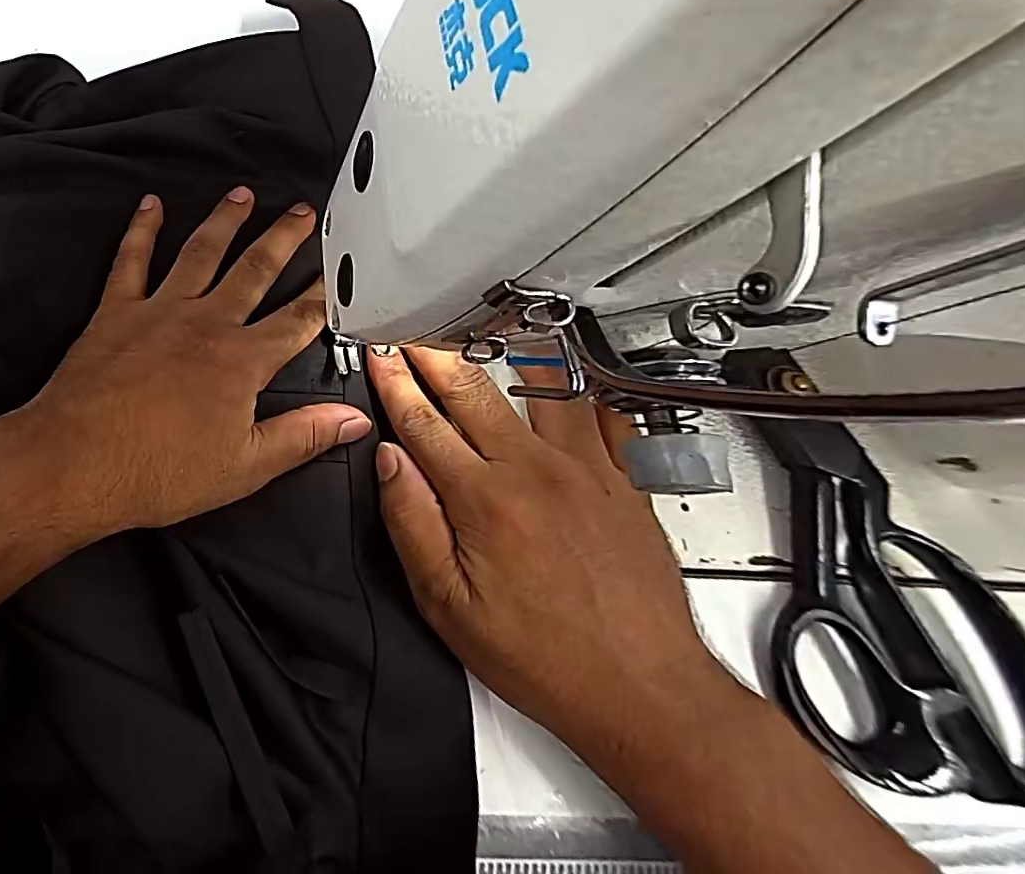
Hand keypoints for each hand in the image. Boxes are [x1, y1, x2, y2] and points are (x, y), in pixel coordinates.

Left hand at [1, 187, 371, 542]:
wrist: (78, 461)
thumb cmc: (155, 469)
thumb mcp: (244, 467)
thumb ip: (302, 437)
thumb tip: (350, 422)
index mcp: (240, 362)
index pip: (296, 321)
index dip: (322, 297)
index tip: (335, 276)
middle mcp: (204, 324)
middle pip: (255, 269)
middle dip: (283, 239)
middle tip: (299, 213)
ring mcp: (158, 311)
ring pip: (201, 252)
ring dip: (224, 220)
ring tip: (241, 196)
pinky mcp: (115, 311)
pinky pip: (131, 258)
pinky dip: (142, 229)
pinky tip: (151, 207)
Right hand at [365, 347, 731, 747]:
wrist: (645, 693)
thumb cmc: (544, 656)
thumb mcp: (446, 602)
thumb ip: (411, 521)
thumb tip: (389, 463)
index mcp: (484, 500)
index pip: (423, 422)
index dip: (393, 384)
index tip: (379, 358)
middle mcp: (536, 474)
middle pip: (472, 391)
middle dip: (432, 354)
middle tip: (413, 333)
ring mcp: (587, 473)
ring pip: (539, 387)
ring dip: (501, 354)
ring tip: (478, 332)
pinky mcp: (624, 484)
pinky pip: (601, 415)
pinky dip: (576, 386)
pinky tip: (562, 374)